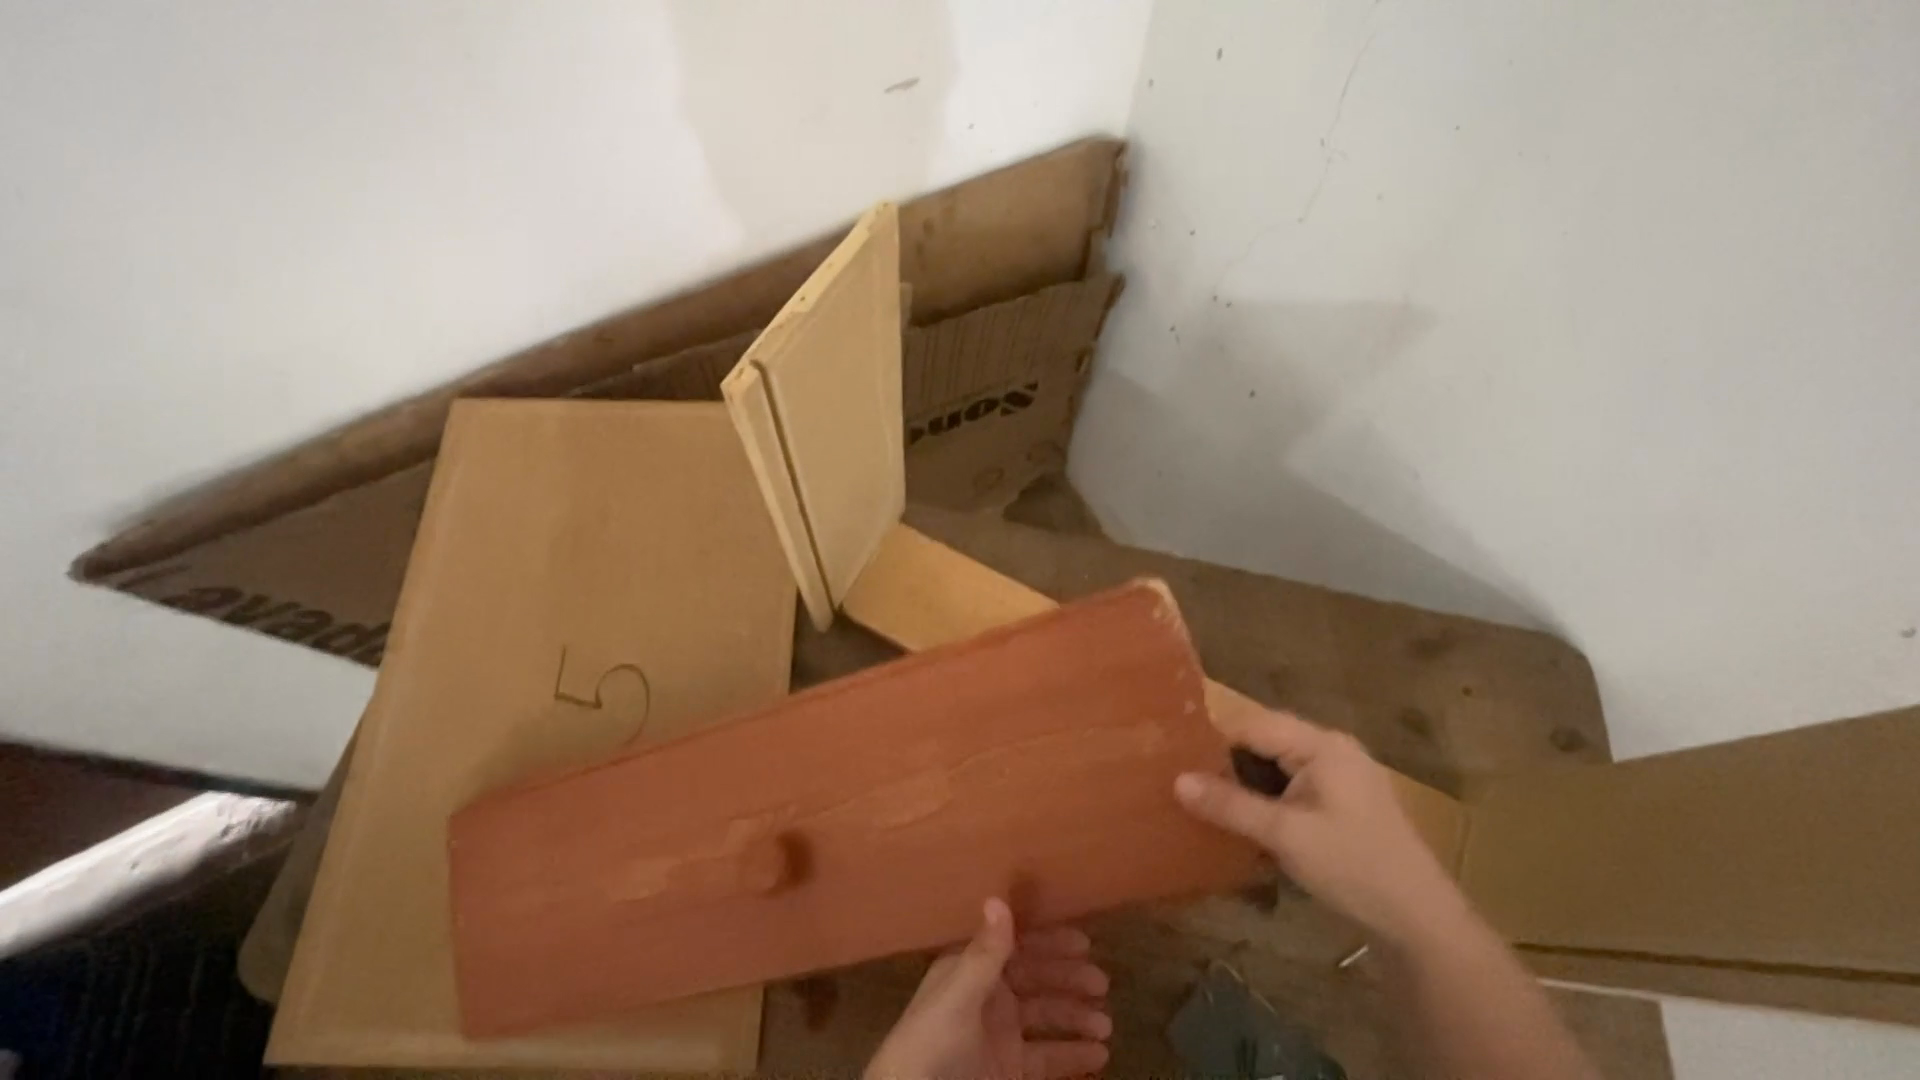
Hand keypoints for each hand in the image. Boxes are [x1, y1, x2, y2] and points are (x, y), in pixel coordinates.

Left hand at [864, 898, 1111, 1079]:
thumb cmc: (930, 1044)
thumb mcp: (957, 997)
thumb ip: (985, 953)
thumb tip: (998, 895)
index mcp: (970, 971)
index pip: (1016, 947)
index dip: (1049, 943)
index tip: (1084, 943)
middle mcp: (987, 997)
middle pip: (1036, 980)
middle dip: (1069, 979)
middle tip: (1102, 984)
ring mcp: (999, 1036)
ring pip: (1045, 1017)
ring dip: (1076, 1017)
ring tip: (1106, 1026)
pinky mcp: (1008, 1070)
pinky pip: (1046, 1057)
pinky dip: (1073, 1055)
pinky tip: (1100, 1057)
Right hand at [1173, 708, 1462, 944]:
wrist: (1420, 922)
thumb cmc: (1353, 866)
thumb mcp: (1284, 835)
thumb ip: (1230, 805)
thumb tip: (1176, 780)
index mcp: (1322, 745)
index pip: (1253, 725)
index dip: (1212, 737)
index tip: (1171, 754)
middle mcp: (1332, 750)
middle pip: (1265, 743)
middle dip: (1225, 761)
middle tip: (1180, 779)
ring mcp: (1341, 778)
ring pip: (1277, 767)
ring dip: (1244, 783)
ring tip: (1201, 798)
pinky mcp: (1343, 805)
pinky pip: (1292, 788)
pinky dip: (1265, 799)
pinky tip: (1241, 820)